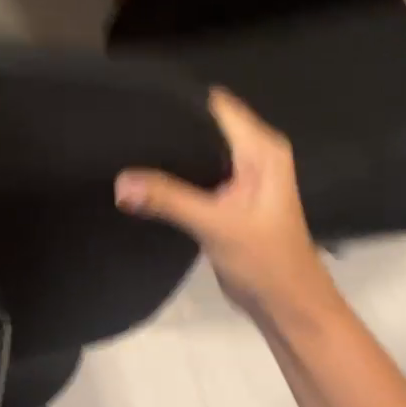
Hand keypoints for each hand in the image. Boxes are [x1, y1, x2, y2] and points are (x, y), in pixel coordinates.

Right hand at [115, 88, 335, 316]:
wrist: (286, 304)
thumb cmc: (265, 260)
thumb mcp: (215, 226)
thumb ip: (168, 199)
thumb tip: (120, 183)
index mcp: (261, 149)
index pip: (216, 106)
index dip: (179, 102)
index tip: (137, 104)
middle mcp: (253, 154)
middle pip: (203, 125)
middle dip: (166, 126)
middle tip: (122, 128)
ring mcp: (239, 176)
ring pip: (196, 150)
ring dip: (167, 152)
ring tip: (124, 149)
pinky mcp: (225, 198)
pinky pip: (193, 174)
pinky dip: (170, 175)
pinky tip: (142, 178)